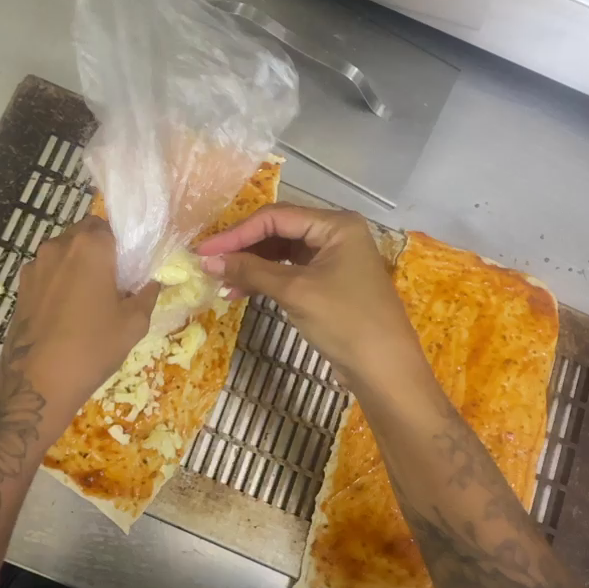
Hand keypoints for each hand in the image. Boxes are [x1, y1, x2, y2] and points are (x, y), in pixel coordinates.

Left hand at [2, 217, 158, 428]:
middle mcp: (58, 246)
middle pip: (83, 234)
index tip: (129, 266)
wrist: (38, 381)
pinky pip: (46, 272)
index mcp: (90, 246)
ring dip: (76, 265)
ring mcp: (35, 265)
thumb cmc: (93, 347)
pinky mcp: (20, 286)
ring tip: (89, 298)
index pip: (109, 225)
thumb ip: (146, 296)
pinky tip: (66, 311)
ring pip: (62, 253)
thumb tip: (152, 284)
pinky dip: (58, 282)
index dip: (120, 243)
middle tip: (113, 281)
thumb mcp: (133, 324)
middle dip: (98, 251)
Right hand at [195, 204, 423, 390]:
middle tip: (208, 264)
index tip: (204, 251)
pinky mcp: (328, 281)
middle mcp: (335, 233)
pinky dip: (265, 279)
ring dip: (250, 266)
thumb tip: (207, 261)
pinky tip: (239, 292)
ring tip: (220, 283)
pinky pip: (289, 270)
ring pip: (281, 252)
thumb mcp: (294, 292)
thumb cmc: (345, 322)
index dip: (236, 234)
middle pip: (277, 230)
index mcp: (336, 224)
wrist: (385, 370)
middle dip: (242, 248)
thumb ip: (250, 271)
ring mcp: (333, 258)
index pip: (275, 217)